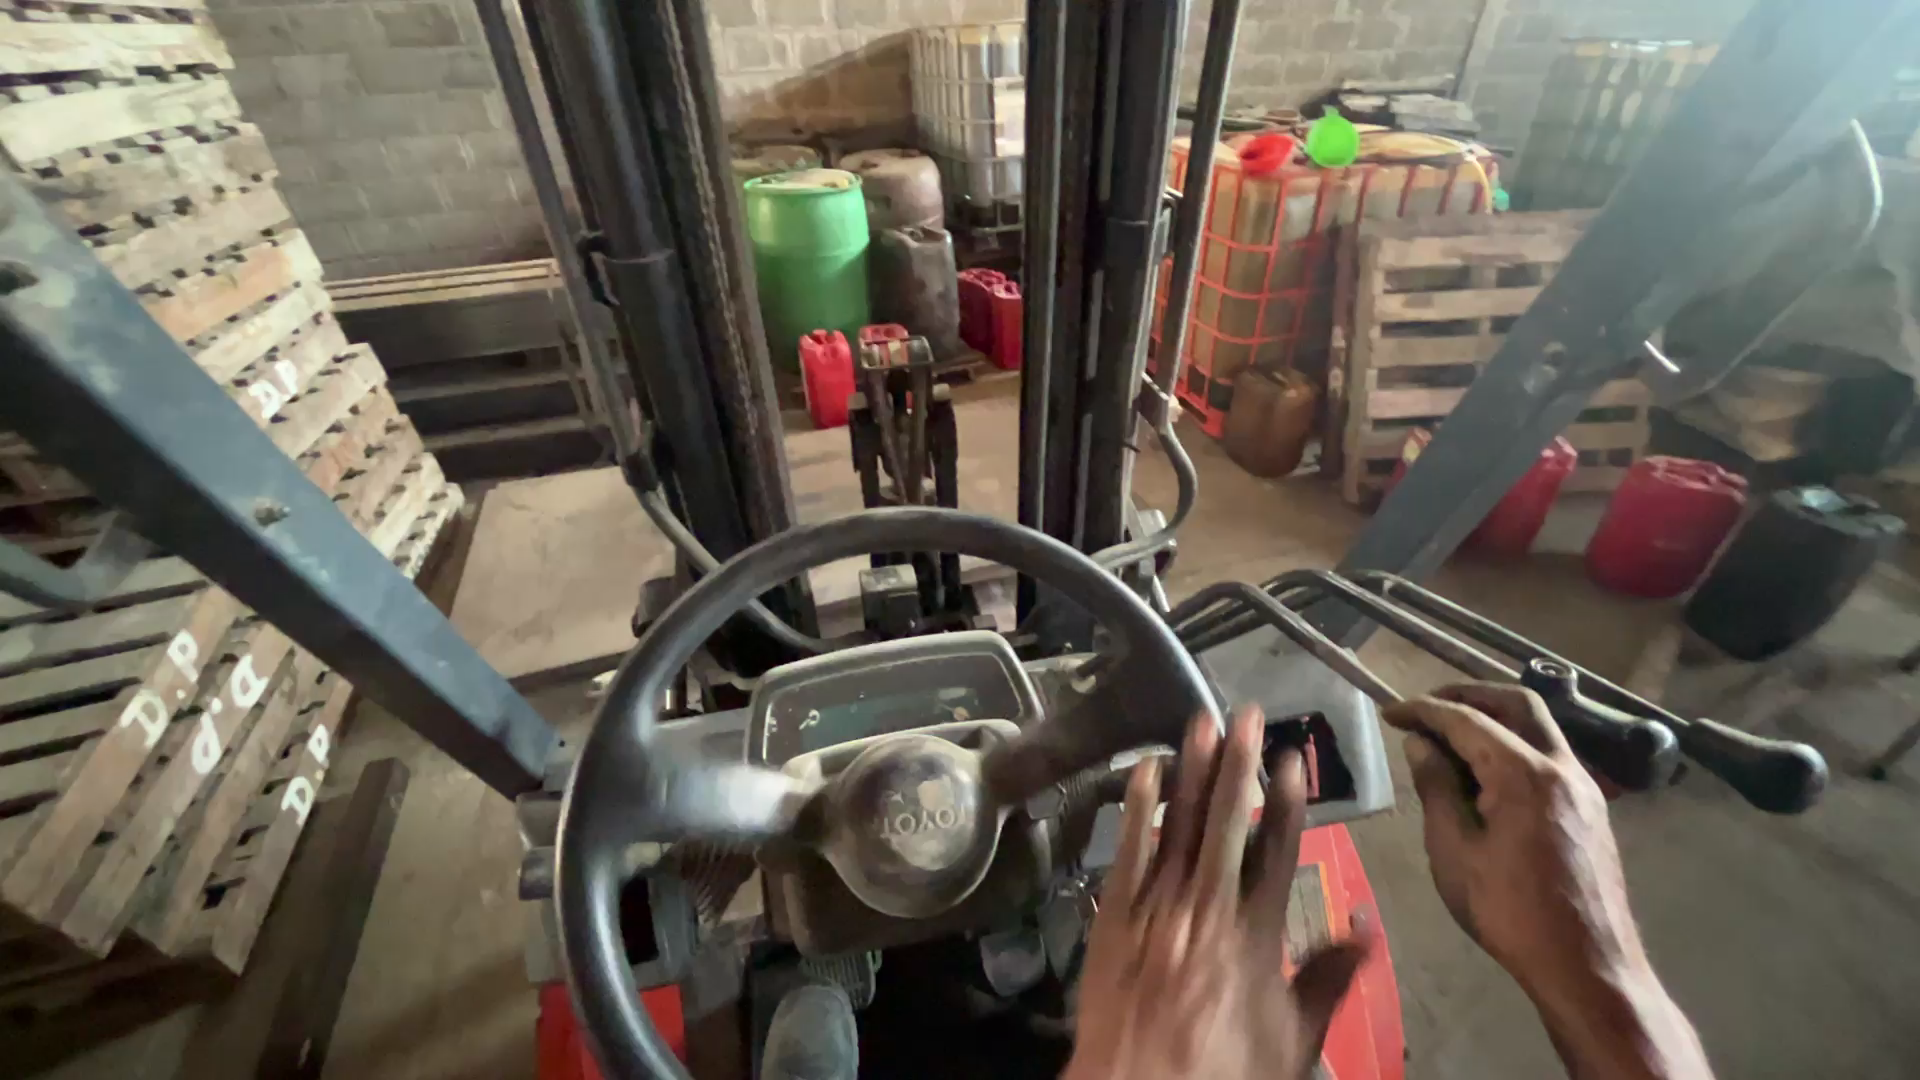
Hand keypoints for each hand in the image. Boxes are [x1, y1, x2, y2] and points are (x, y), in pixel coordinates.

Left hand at [1064, 707, 1373, 1079]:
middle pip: (1226, 821)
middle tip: (1246, 713)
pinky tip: (1145, 766)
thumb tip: (1369, 929)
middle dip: (1237, 763)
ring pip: (1178, 821)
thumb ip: (1328, 979)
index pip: (1278, 852)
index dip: (1287, 801)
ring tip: (1202, 720)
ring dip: (1191, 768)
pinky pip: (1128, 846)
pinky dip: (1138, 804)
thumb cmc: (1224, 1072)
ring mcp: (1157, 902)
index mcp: (1256, 935)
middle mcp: (1207, 905)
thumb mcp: (1294, 1041)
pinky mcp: (1116, 907)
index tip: (1291, 758)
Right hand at [1383, 684, 1713, 1079]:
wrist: (1588, 969)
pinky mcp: (1589, 808)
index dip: (1421, 710)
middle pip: (1517, 703)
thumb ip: (1436, 786)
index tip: (1388, 713)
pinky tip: (1479, 769)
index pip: (1465, 720)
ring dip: (1491, 717)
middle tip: (1424, 706)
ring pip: (1537, 726)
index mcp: (1524, 775)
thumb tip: (1421, 744)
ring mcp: (1583, 788)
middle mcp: (1562, 768)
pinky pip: (1546, 754)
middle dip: (1466, 694)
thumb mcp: (1453, 848)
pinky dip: (1510, 743)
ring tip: (1445, 735)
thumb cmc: (1508, 910)